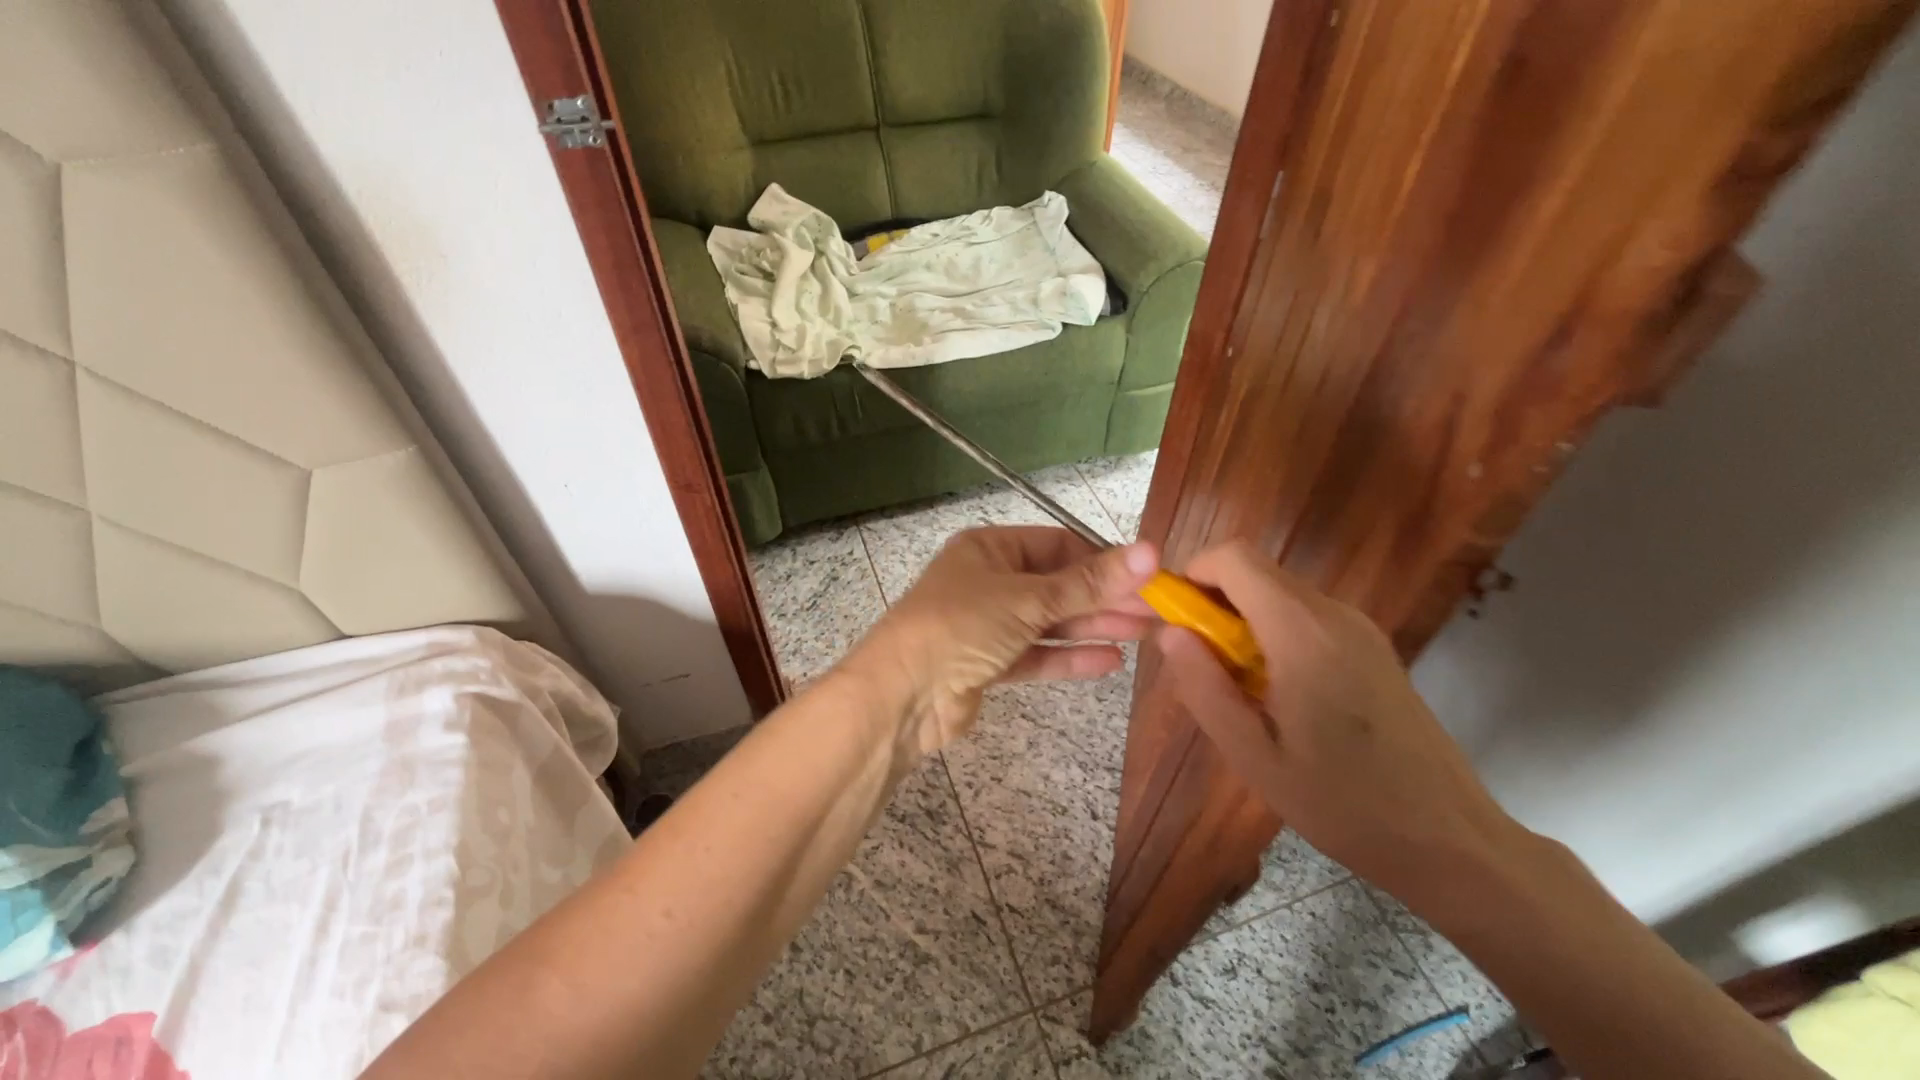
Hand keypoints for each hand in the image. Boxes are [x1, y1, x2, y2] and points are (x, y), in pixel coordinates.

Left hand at [843, 526, 1159, 756]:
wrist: (901, 695)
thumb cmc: (960, 627)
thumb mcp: (1028, 599)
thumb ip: (1089, 583)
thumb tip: (1151, 552)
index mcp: (990, 549)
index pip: (1057, 545)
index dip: (1101, 560)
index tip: (1145, 577)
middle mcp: (988, 581)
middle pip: (1057, 585)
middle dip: (1104, 598)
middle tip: (1156, 612)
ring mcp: (987, 625)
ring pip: (1049, 622)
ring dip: (1093, 627)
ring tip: (1145, 634)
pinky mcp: (987, 665)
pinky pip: (1036, 656)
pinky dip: (1068, 657)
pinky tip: (1109, 662)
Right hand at [1156, 542, 1524, 903]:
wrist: (1449, 839)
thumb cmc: (1343, 805)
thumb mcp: (1254, 756)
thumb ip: (1205, 687)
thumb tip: (1169, 632)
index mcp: (1302, 632)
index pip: (1234, 558)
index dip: (1191, 574)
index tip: (1171, 622)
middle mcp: (1334, 614)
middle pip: (1255, 573)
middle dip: (1212, 605)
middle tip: (1198, 669)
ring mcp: (1360, 629)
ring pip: (1279, 596)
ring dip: (1242, 625)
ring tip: (1237, 693)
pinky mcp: (1372, 648)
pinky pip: (1306, 619)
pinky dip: (1273, 637)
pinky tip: (1277, 699)